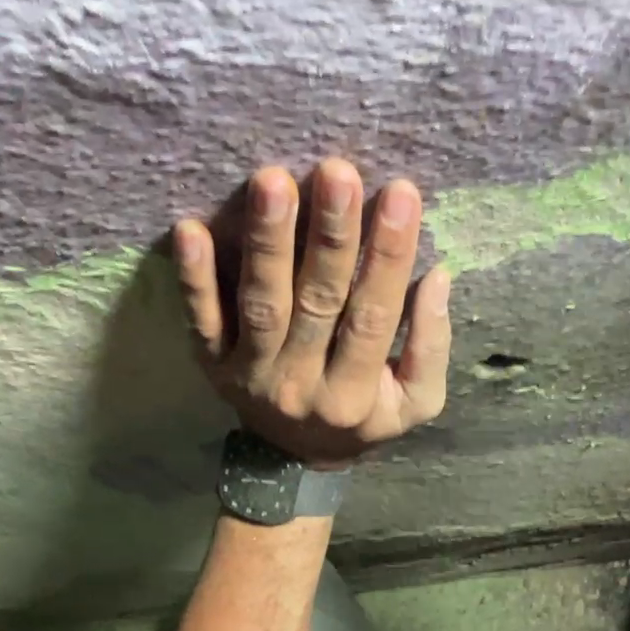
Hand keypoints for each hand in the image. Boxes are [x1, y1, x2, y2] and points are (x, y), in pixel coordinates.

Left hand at [172, 158, 452, 467]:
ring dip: (267, 243)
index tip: (402, 194)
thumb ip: (431, 348)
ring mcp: (251, 374)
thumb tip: (438, 278)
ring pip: (262, 304)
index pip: (375, 317)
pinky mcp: (212, 363)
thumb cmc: (364, 416)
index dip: (389, 258)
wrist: (297, 458)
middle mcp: (302, 386)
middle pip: (318, 303)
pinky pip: (201, 320)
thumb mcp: (414, 403)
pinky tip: (191, 229)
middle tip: (338, 173)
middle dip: (331, 237)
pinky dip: (194, 278)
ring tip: (273, 182)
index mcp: (355, 395)